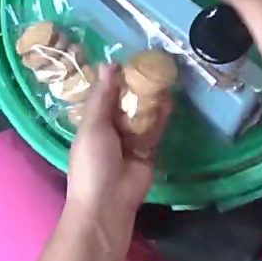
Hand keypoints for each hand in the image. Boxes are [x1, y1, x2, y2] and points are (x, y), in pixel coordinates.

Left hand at [65, 64, 166, 229]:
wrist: (108, 203)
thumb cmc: (92, 162)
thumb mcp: (93, 125)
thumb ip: (103, 96)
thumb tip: (109, 64)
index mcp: (91, 123)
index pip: (103, 96)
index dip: (114, 79)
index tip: (128, 57)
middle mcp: (110, 130)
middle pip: (125, 103)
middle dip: (136, 86)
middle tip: (152, 61)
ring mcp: (130, 141)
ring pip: (142, 114)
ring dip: (151, 98)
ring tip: (163, 75)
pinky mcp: (148, 151)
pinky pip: (155, 129)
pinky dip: (162, 115)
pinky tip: (170, 98)